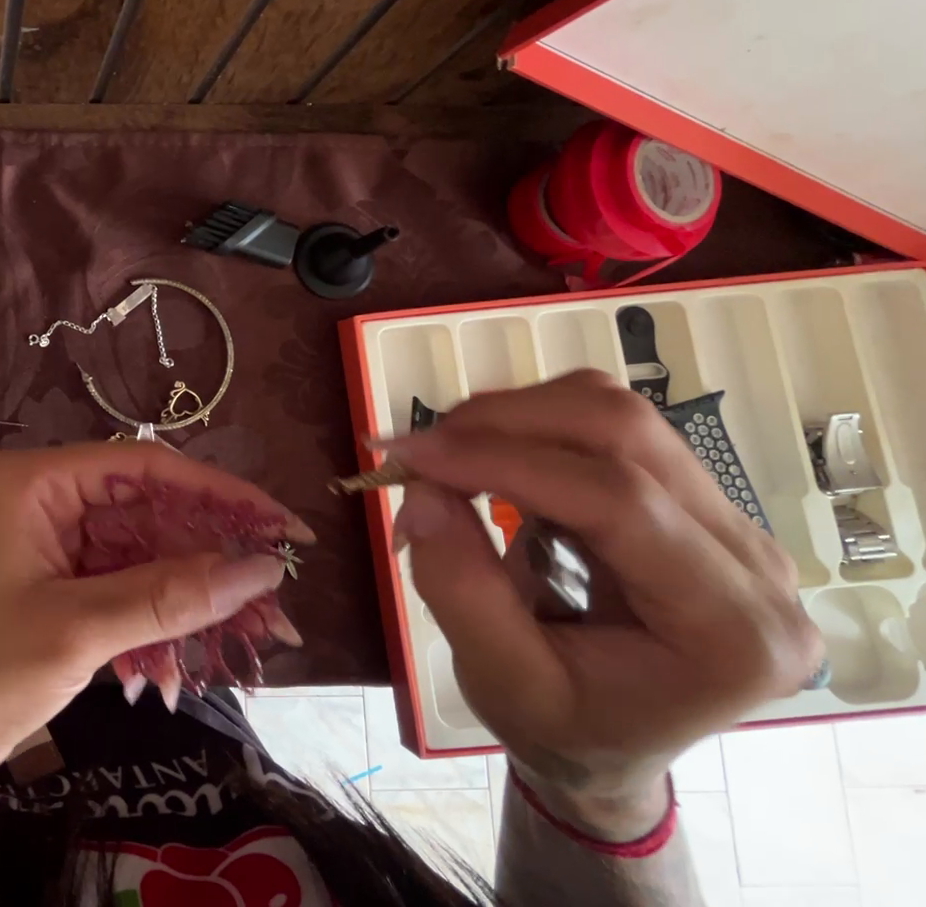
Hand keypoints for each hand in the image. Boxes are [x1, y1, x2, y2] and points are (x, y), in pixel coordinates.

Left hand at [0, 443, 292, 794]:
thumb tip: (262, 566)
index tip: (282, 527)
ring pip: (138, 556)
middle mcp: (39, 500)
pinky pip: (117, 589)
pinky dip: (155, 620)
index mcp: (33, 482)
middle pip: (146, 512)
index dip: (218, 493)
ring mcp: (43, 545)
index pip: (143, 466)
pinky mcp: (48, 588)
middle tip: (278, 599)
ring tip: (255, 636)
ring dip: (191, 596)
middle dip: (211, 557)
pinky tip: (188, 660)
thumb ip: (171, 594)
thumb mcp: (79, 630)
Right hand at [385, 371, 822, 839]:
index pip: (619, 500)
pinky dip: (529, 427)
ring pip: (617, 414)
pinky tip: (488, 466)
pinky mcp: (690, 501)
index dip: (503, 461)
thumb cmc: (559, 727)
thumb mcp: (498, 680)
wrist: (606, 744)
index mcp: (728, 630)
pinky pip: (608, 429)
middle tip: (419, 452)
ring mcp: (730, 524)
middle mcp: (751, 563)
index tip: (407, 457)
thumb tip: (420, 491)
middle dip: (504, 422)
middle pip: (626, 432)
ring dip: (513, 418)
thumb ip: (459, 588)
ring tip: (447, 457)